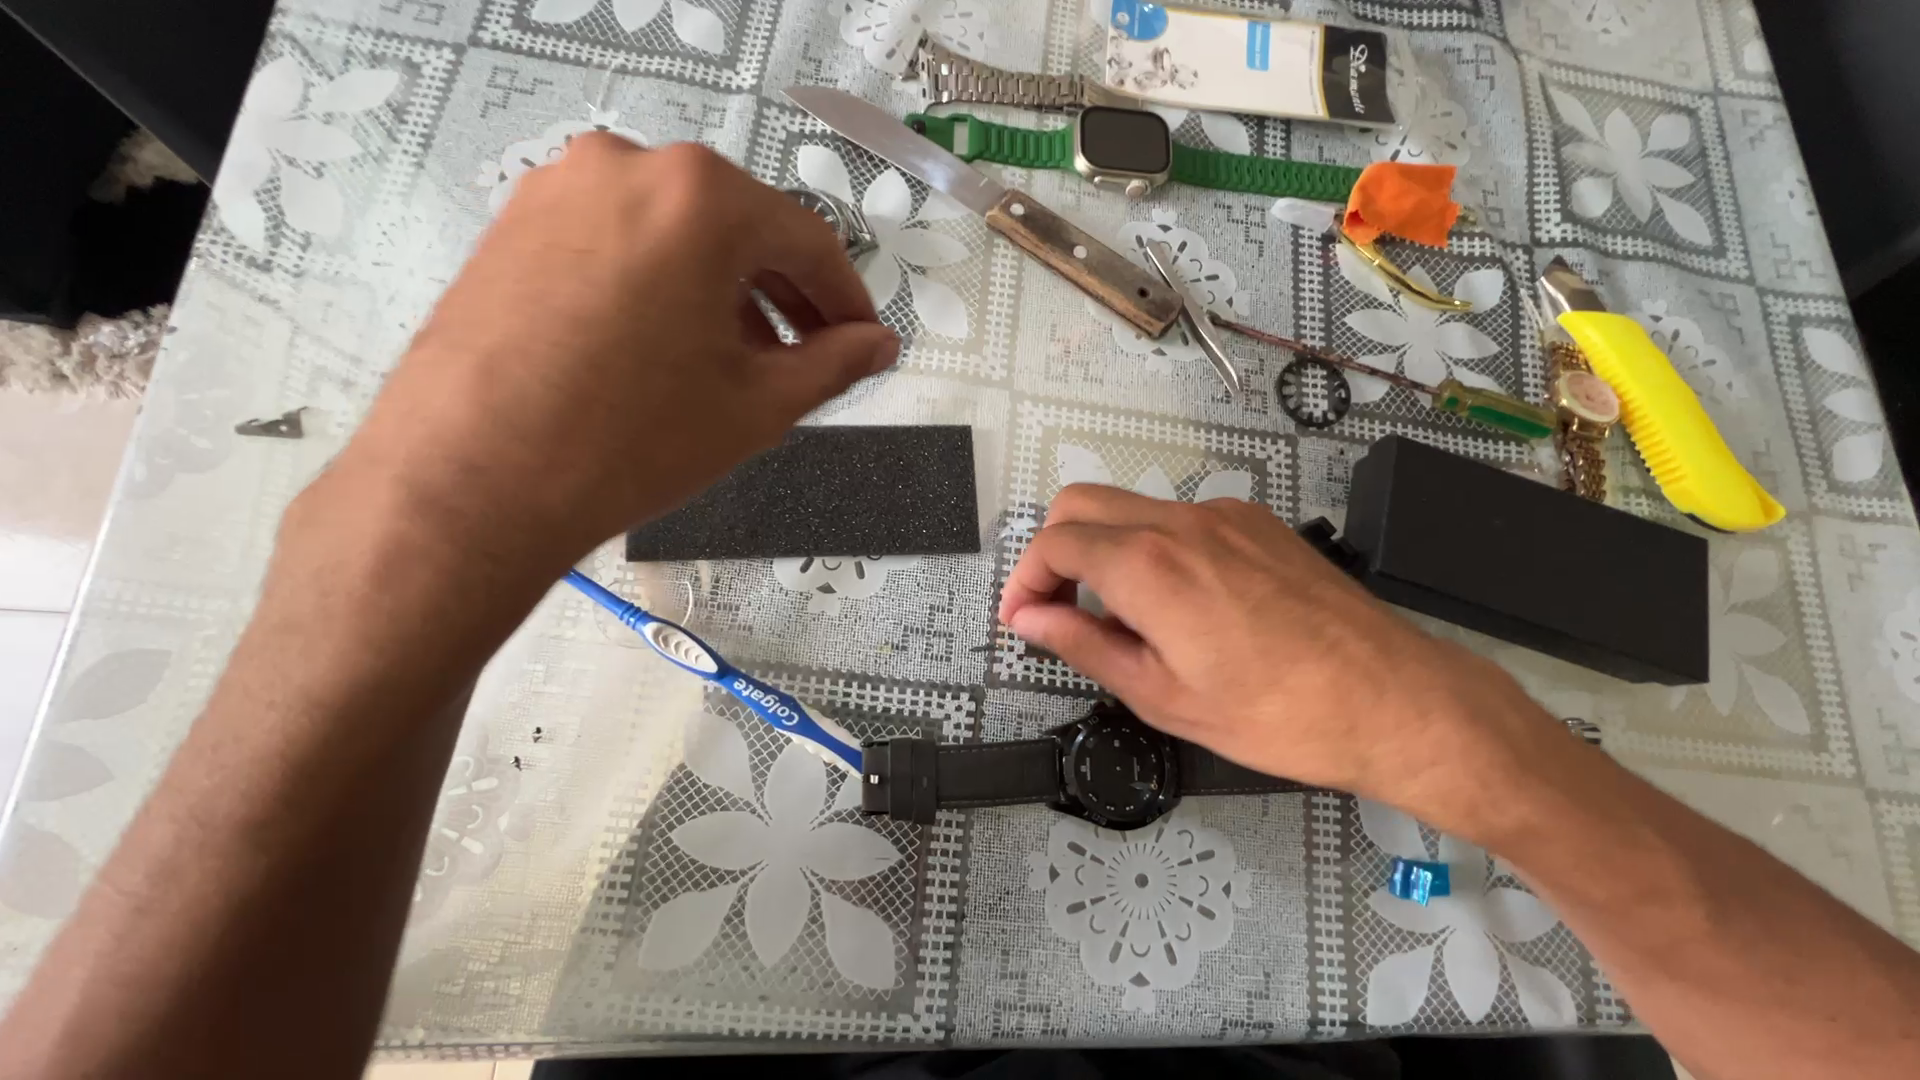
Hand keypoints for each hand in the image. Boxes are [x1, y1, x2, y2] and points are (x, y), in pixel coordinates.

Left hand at [308, 135, 896, 572]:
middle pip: (738, 230)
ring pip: (676, 236)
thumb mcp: (758, 405)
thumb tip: (878, 345)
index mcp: (702, 198)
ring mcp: (561, 188)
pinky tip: (668, 349)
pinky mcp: (515, 223)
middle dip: (783, 297)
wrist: (470, 482)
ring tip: (738, 364)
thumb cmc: (634, 440)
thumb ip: (834, 364)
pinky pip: (620, 243)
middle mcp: (629, 167)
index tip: (863, 343)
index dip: (846, 299)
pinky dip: (661, 287)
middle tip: (809, 359)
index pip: (805, 241)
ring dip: (723, 294)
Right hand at [998, 484, 1561, 830]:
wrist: (1393, 699)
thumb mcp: (1161, 695)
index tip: (1022, 618)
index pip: (1054, 542)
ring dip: (1103, 547)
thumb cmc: (1275, 714)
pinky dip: (1152, 545)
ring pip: (1130, 506)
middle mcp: (1181, 521)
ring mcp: (1224, 515)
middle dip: (1052, 550)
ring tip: (1122, 618)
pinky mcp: (1256, 521)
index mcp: (1149, 565)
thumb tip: (1029, 618)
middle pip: (1081, 502)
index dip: (1024, 580)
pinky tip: (1178, 602)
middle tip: (1057, 608)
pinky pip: (1178, 517)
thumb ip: (1084, 644)